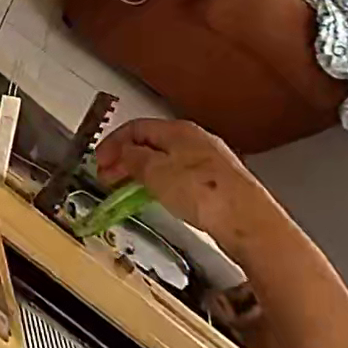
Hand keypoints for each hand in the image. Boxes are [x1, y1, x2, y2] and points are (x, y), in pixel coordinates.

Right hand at [94, 119, 292, 263]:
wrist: (248, 220)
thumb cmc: (205, 192)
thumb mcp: (155, 172)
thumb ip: (133, 159)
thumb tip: (121, 153)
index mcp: (178, 130)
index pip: (137, 127)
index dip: (114, 143)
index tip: (100, 159)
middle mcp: (196, 140)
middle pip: (152, 143)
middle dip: (126, 159)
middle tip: (110, 176)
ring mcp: (210, 162)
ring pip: (167, 161)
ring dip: (144, 174)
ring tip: (131, 191)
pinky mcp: (219, 185)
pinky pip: (182, 178)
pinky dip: (163, 185)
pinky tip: (162, 200)